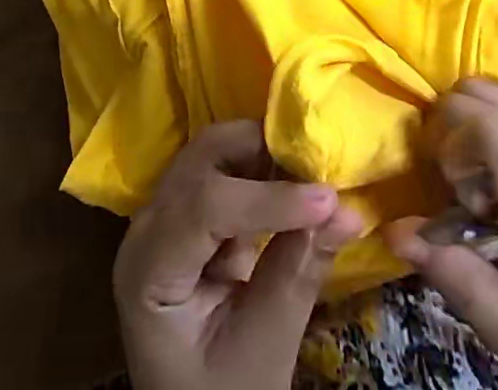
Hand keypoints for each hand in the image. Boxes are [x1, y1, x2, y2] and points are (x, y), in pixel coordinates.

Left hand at [114, 121, 364, 389]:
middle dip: (262, 150)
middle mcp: (148, 226)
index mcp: (149, 270)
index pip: (203, 207)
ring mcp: (166, 214)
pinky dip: (263, 165)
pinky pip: (224, 168)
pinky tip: (296, 180)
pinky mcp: (189, 212)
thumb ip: (298, 272)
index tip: (327, 199)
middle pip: (201, 159)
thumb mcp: (263, 346)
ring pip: (213, 151)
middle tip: (320, 167)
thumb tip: (349, 211)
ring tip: (313, 171)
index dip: (267, 197)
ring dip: (264, 151)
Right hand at [385, 79, 497, 389]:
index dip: (453, 150)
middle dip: (453, 133)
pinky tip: (496, 173)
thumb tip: (395, 231)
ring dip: (470, 123)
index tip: (458, 203)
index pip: (491, 128)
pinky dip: (490, 121)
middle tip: (460, 194)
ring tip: (477, 180)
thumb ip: (460, 280)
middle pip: (488, 98)